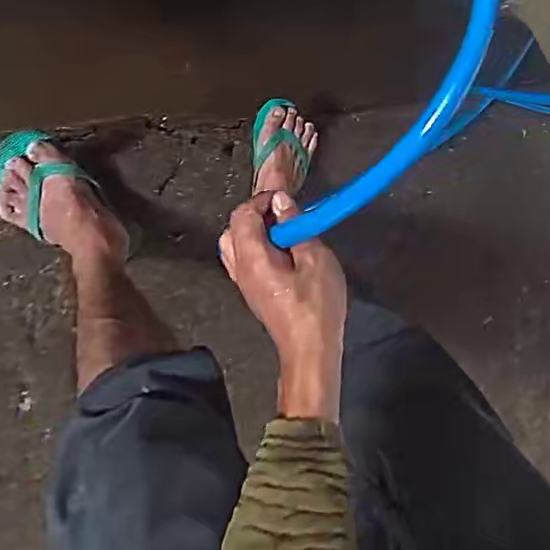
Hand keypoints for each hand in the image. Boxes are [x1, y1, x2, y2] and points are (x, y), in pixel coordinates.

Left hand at [219, 191, 347, 421]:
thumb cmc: (316, 307)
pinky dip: (257, 244)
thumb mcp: (315, 258)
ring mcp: (244, 283)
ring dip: (255, 228)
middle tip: (284, 210)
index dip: (262, 199)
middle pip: (233, 227)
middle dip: (256, 212)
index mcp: (253, 258)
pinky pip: (244, 258)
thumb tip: (280, 201)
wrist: (311, 351)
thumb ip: (296, 226)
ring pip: (235, 243)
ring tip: (284, 228)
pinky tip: (282, 248)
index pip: (242, 215)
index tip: (285, 198)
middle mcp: (241, 269)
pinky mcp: (253, 291)